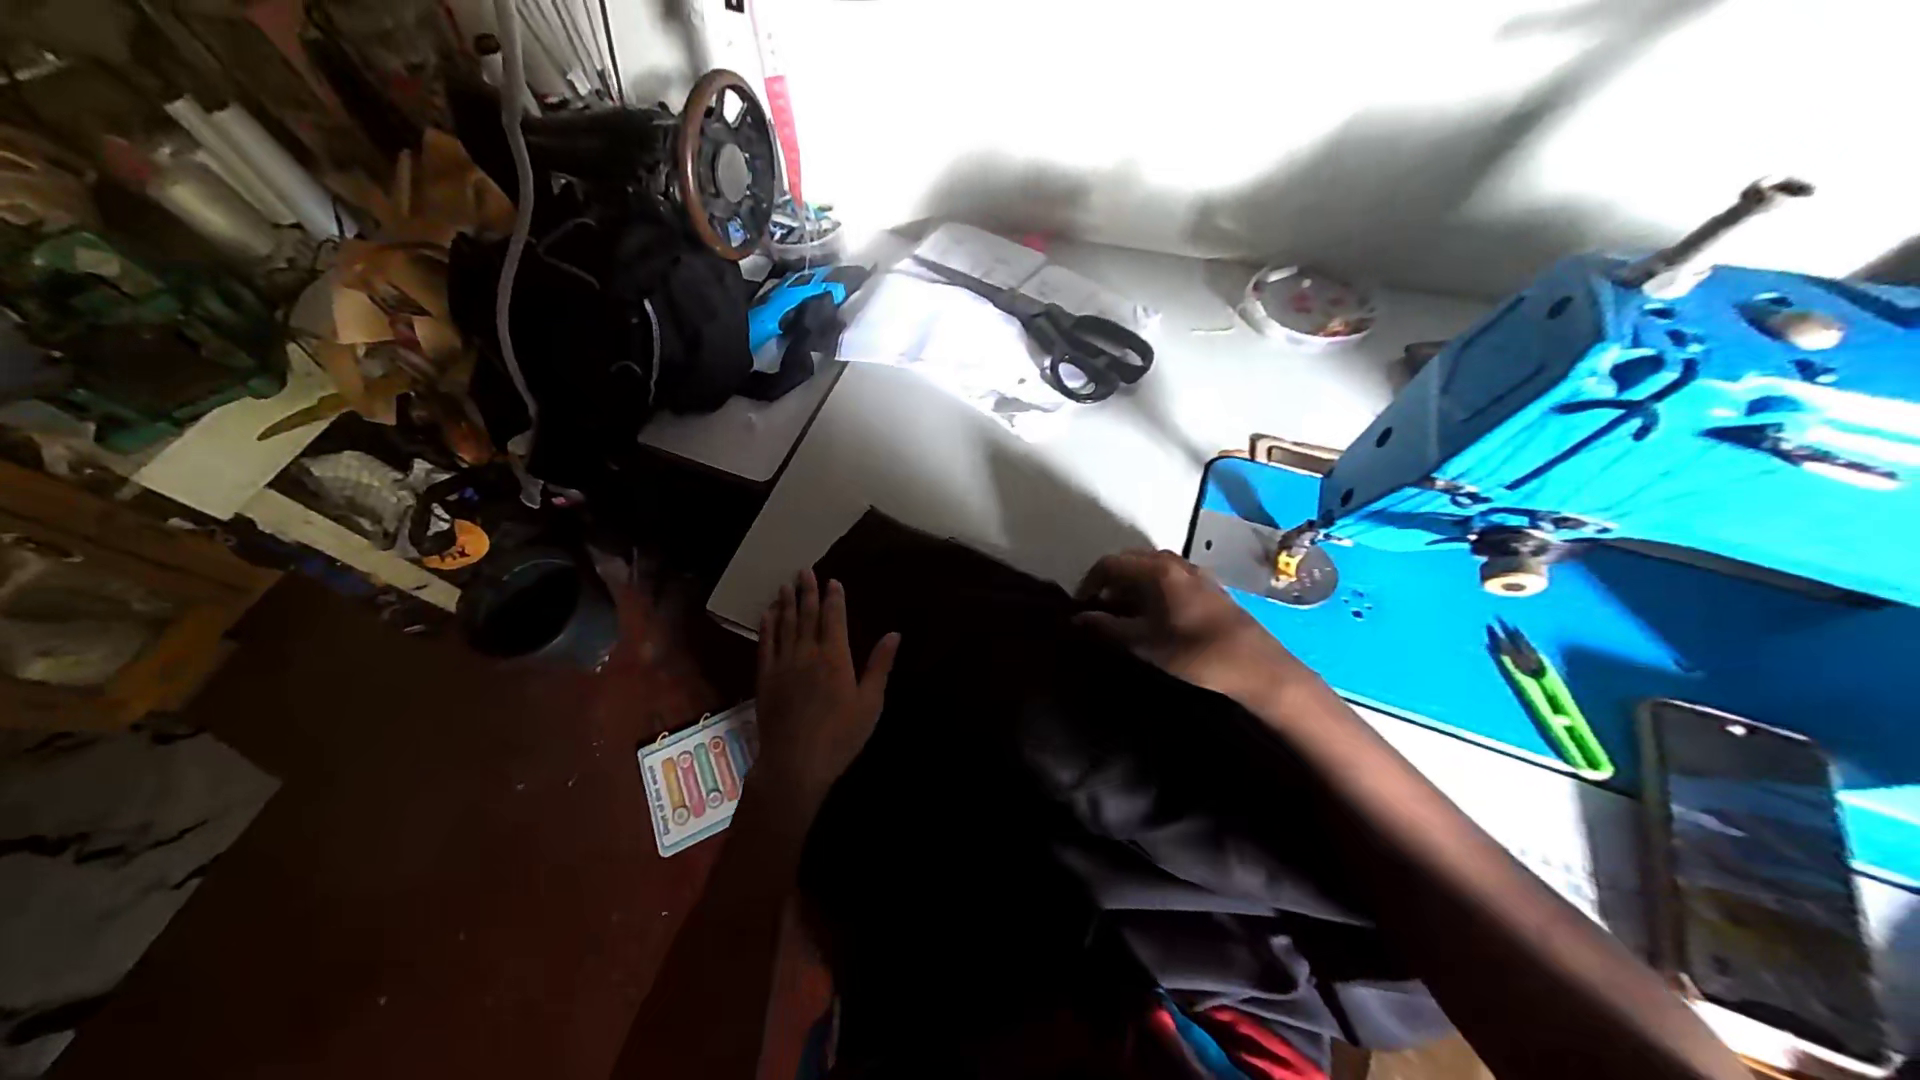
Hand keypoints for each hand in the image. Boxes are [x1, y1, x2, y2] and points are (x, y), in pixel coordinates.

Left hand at [754, 569, 900, 809]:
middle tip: (804, 570)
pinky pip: (765, 645)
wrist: (795, 763)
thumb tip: (894, 634)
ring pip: (784, 625)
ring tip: (786, 584)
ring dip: (786, 603)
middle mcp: (807, 653)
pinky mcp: (765, 678)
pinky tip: (767, 614)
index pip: (834, 618)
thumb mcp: (870, 703)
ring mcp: (783, 664)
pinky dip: (767, 627)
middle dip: (807, 591)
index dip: (833, 597)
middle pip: (806, 615)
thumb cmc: (841, 736)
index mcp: (835, 657)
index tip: (832, 581)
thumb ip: (880, 666)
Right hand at [1074, 549, 1316, 703]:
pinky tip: (1152, 617)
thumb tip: (1078, 618)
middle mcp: (1175, 562)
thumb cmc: (1196, 653)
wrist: (1257, 667)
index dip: (1089, 582)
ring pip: (1150, 569)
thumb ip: (1107, 627)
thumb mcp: (1145, 643)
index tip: (1081, 607)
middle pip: (1130, 561)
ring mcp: (1195, 573)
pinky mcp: (1207, 587)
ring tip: (1123, 616)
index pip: (1110, 563)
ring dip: (1131, 586)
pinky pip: (1169, 578)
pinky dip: (1151, 590)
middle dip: (1110, 582)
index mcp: (1158, 569)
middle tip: (1099, 611)